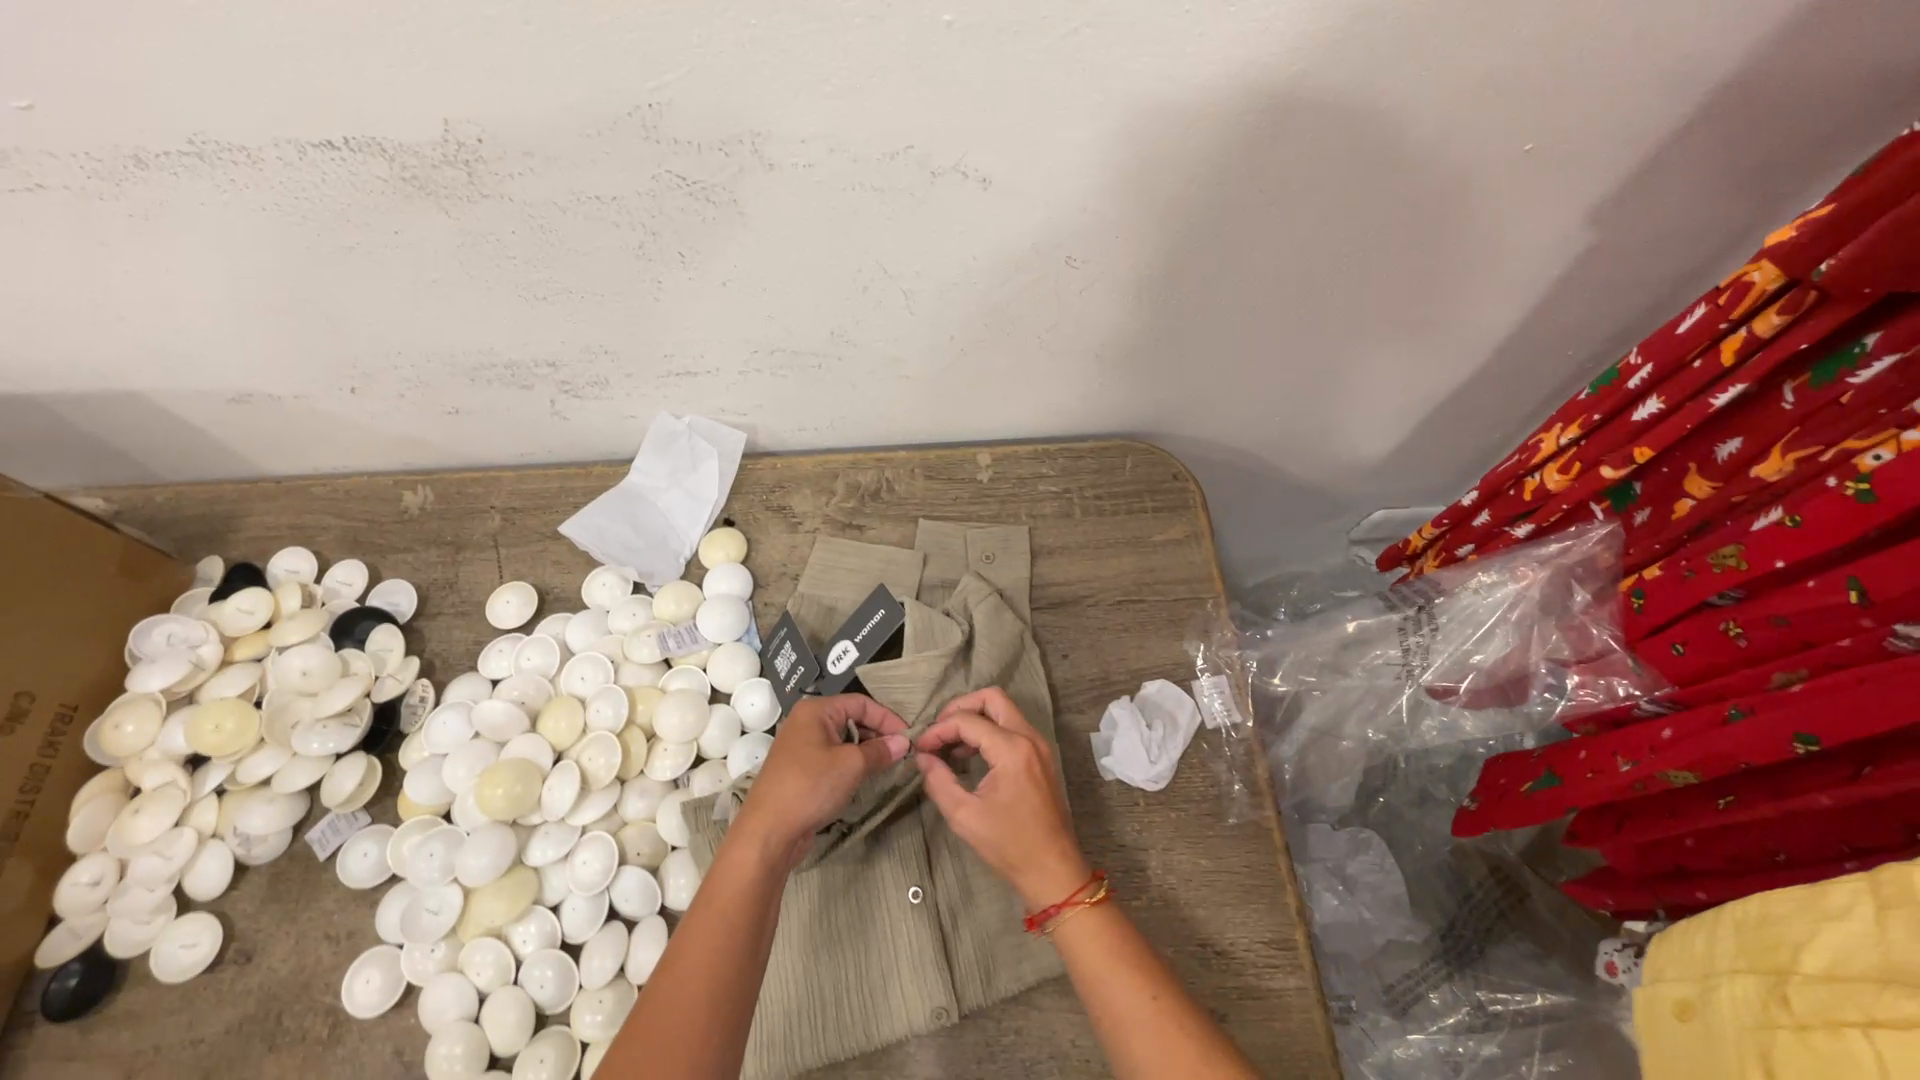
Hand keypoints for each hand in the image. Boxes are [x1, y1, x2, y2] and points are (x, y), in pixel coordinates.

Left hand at [732, 694, 908, 867]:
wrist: (769, 830)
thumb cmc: (811, 786)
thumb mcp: (852, 765)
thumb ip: (880, 750)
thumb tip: (903, 743)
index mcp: (815, 710)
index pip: (861, 703)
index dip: (887, 718)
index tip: (909, 738)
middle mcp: (805, 722)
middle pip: (851, 719)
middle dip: (877, 734)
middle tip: (901, 753)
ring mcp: (800, 747)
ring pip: (842, 740)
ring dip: (865, 750)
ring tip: (887, 765)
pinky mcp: (800, 770)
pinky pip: (832, 757)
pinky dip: (850, 764)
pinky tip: (864, 777)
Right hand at [914, 687, 1090, 909]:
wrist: (1052, 870)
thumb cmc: (1008, 845)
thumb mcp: (964, 815)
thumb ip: (938, 780)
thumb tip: (923, 757)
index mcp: (1012, 749)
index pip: (967, 720)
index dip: (939, 730)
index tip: (921, 748)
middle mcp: (1029, 738)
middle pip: (992, 698)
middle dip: (960, 708)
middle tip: (938, 732)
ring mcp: (1039, 746)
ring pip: (1004, 711)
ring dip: (976, 719)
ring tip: (950, 746)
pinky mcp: (1042, 757)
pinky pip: (1013, 728)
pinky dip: (990, 731)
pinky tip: (971, 756)